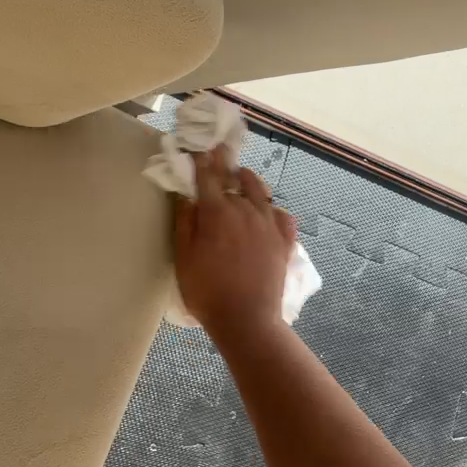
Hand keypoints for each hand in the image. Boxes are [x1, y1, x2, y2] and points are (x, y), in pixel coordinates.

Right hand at [172, 146, 297, 337]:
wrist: (246, 321)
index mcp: (216, 212)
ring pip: (260, 191)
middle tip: (218, 156)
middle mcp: (244, 210)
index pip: (207, 175)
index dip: (201, 159)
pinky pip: (282, 215)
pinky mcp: (284, 241)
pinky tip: (268, 213)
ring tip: (242, 177)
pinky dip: (273, 209)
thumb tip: (186, 195)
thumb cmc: (206, 291)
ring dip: (248, 181)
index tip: (198, 146)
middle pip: (234, 180)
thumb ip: (184, 222)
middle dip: (223, 166)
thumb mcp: (183, 257)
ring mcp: (268, 225)